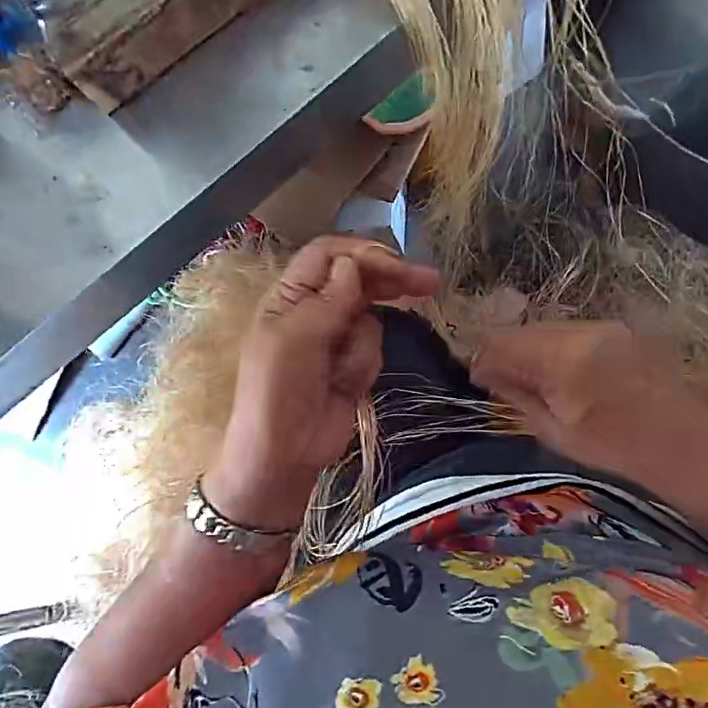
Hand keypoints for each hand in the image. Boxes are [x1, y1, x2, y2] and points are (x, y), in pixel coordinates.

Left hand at [203, 236, 439, 531]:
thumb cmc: (278, 392)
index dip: (363, 253)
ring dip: (360, 347)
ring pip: (371, 318)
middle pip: (358, 278)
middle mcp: (313, 308)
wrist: (284, 454)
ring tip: (339, 375)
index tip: (397, 265)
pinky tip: (345, 387)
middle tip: (430, 283)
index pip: (328, 254)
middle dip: (390, 281)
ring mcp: (335, 336)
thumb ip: (327, 299)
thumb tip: (353, 264)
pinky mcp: (352, 363)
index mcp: (289, 295)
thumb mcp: (295, 340)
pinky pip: (373, 347)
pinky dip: (363, 366)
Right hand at [469, 322, 707, 478]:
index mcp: (563, 358)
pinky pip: (575, 331)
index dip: (484, 358)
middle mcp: (583, 331)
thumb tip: (488, 375)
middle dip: (507, 350)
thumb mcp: (555, 431)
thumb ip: (518, 395)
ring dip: (533, 347)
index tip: (477, 377)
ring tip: (532, 376)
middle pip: (526, 329)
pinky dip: (558, 347)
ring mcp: (606, 327)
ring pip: (550, 327)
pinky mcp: (622, 331)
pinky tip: (563, 371)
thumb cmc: (616, 448)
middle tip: (498, 377)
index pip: (504, 343)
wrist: (686, 446)